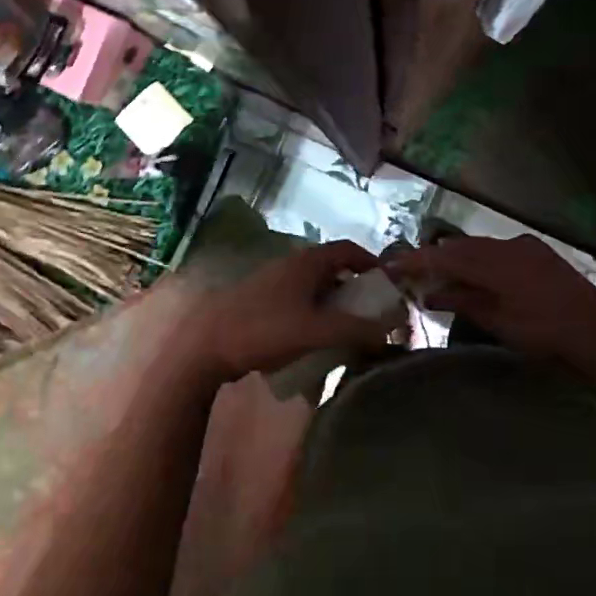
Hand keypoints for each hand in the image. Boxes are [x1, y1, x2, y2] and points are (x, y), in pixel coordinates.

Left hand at [180, 241, 396, 384]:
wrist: (206, 346)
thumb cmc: (264, 330)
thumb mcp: (316, 331)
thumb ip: (355, 330)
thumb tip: (389, 331)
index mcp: (307, 262)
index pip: (349, 249)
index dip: (372, 263)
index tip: (388, 286)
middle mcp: (292, 265)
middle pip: (334, 270)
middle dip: (356, 291)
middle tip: (372, 315)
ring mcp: (275, 282)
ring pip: (316, 289)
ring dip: (335, 306)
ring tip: (347, 332)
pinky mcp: (262, 302)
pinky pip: (299, 303)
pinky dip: (315, 315)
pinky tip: (316, 341)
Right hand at [392, 235, 595, 401]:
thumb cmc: (550, 337)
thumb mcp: (502, 324)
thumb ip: (464, 302)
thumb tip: (431, 293)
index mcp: (499, 261)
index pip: (447, 255)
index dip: (417, 260)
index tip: (391, 266)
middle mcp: (510, 245)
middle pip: (462, 247)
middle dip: (434, 258)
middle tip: (409, 273)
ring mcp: (527, 248)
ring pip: (480, 249)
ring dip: (457, 261)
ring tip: (435, 278)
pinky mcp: (539, 256)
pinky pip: (498, 254)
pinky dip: (479, 265)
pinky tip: (470, 280)